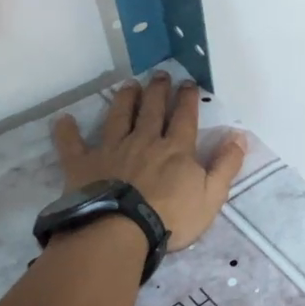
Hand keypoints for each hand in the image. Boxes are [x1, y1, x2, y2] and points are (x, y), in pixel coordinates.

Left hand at [52, 72, 245, 250]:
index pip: (184, 117)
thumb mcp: (212, 196)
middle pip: (152, 110)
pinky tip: (64, 119)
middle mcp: (144, 140)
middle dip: (157, 90)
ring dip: (124, 99)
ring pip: (118, 117)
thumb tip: (240, 137)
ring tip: (128, 85)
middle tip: (159, 75)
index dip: (187, 99)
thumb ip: (226, 165)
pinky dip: (67, 131)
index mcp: (176, 149)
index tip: (188, 83)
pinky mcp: (83, 164)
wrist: (121, 230)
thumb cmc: (172, 217)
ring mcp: (111, 150)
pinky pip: (72, 144)